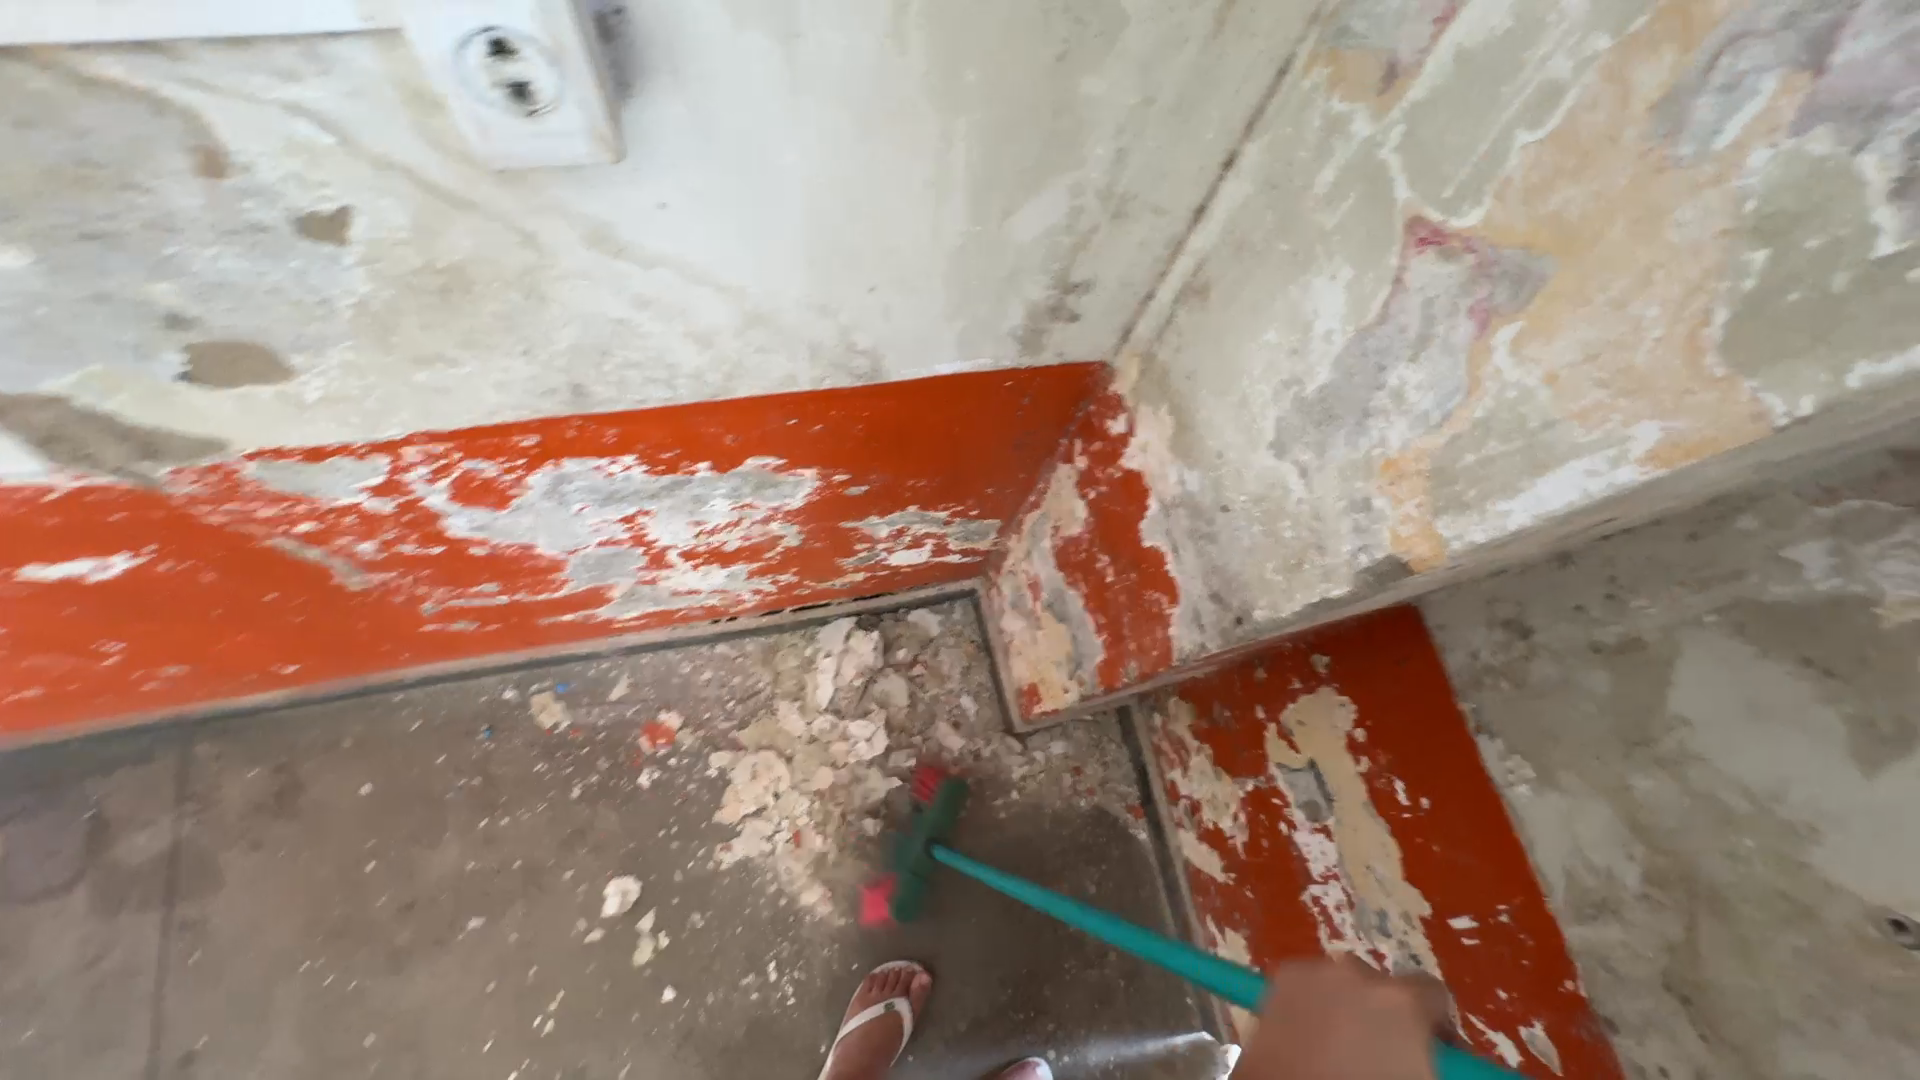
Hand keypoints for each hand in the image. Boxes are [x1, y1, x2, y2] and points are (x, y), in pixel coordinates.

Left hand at [1233, 957, 1453, 1079]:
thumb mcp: (1416, 1077)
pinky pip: (1313, 985)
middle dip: (1390, 1017)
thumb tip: (1419, 1058)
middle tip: (1384, 1057)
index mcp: (1402, 1002)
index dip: (1437, 1026)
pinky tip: (1311, 1037)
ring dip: (1352, 1007)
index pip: (1434, 994)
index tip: (1434, 1055)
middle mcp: (1357, 972)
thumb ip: (1426, 1063)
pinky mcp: (1284, 978)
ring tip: (1342, 1048)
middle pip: (1385, 987)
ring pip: (1346, 984)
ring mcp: (1315, 970)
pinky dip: (1318, 1005)